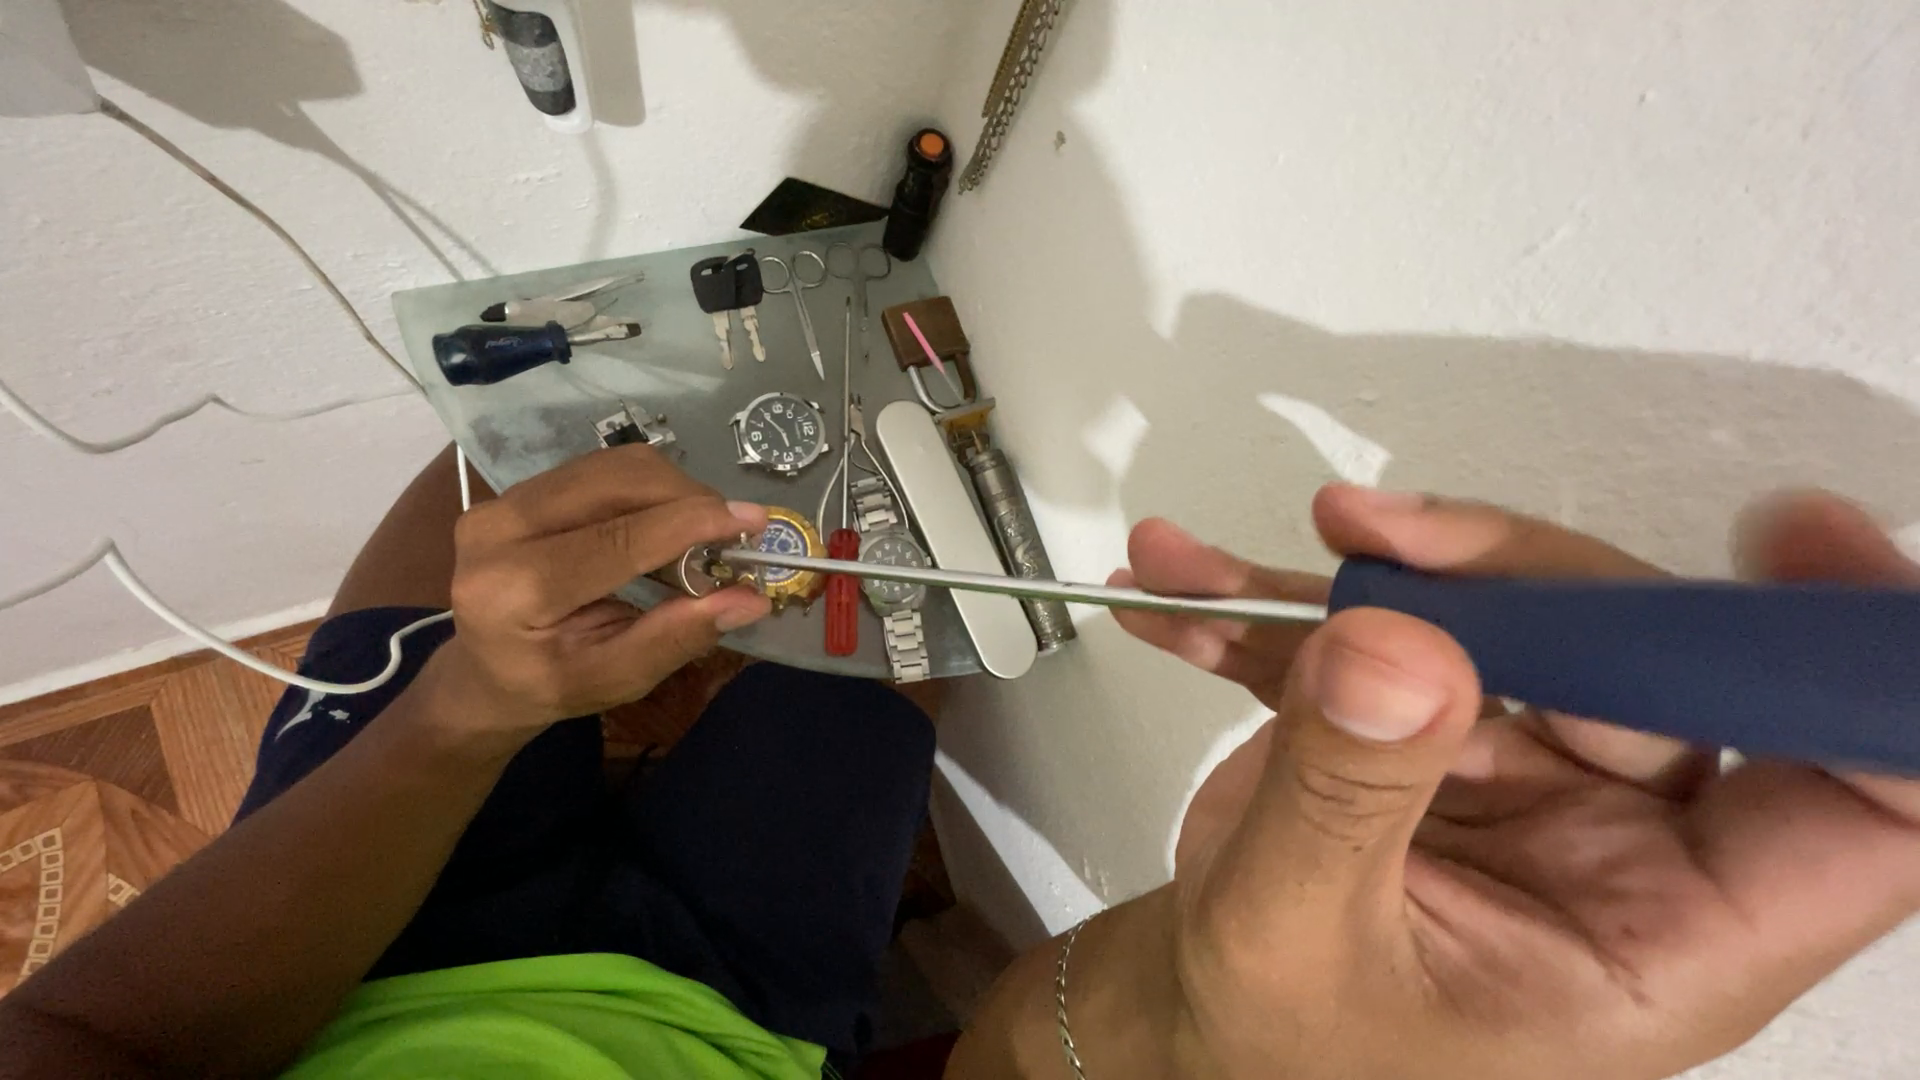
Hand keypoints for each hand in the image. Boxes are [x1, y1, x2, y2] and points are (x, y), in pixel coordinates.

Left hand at [418, 445, 771, 736]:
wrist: (485, 672)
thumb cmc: (549, 685)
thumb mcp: (617, 678)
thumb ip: (678, 636)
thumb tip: (752, 600)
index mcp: (512, 590)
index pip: (619, 538)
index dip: (691, 523)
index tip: (754, 520)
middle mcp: (497, 530)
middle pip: (617, 482)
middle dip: (689, 497)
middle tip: (731, 532)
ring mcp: (504, 502)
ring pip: (614, 465)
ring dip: (675, 488)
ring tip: (701, 529)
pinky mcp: (521, 490)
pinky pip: (603, 468)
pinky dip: (652, 487)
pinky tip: (667, 520)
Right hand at [1111, 484, 1919, 1079]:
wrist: (1196, 1011)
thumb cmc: (1275, 1028)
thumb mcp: (1300, 928)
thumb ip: (1346, 796)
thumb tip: (1392, 641)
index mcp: (1652, 921)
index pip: (1850, 801)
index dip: (1851, 666)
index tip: (1784, 527)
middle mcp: (1595, 821)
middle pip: (1607, 649)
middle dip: (1479, 576)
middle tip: (1351, 530)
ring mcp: (1483, 755)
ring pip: (1454, 620)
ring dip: (1315, 583)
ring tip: (1189, 568)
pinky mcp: (1388, 721)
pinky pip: (1334, 638)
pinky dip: (1245, 613)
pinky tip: (1165, 599)